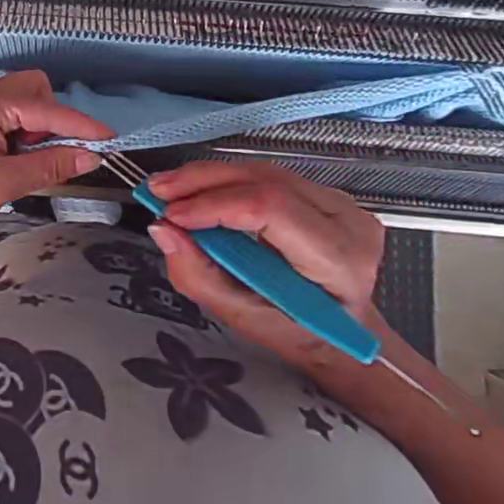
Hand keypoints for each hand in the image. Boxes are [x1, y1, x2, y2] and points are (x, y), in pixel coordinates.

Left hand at [0, 70, 111, 250]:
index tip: (106, 138)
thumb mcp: (3, 184)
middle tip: (51, 154)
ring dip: (36, 128)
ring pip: (22, 101)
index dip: (79, 125)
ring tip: (23, 163)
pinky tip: (13, 159)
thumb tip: (87, 157)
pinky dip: (20, 133)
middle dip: (52, 120)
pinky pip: (7, 114)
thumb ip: (50, 166)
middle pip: (35, 90)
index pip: (44, 107)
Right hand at [146, 161, 383, 363]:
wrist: (342, 330)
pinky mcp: (319, 192)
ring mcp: (337, 200)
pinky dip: (223, 181)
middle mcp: (346, 219)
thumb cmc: (298, 332)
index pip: (272, 209)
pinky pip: (264, 177)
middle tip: (157, 191)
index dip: (215, 205)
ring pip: (261, 171)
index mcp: (339, 258)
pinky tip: (193, 189)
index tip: (170, 215)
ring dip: (207, 177)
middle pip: (264, 180)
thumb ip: (199, 276)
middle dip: (202, 182)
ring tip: (167, 189)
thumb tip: (163, 231)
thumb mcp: (244, 318)